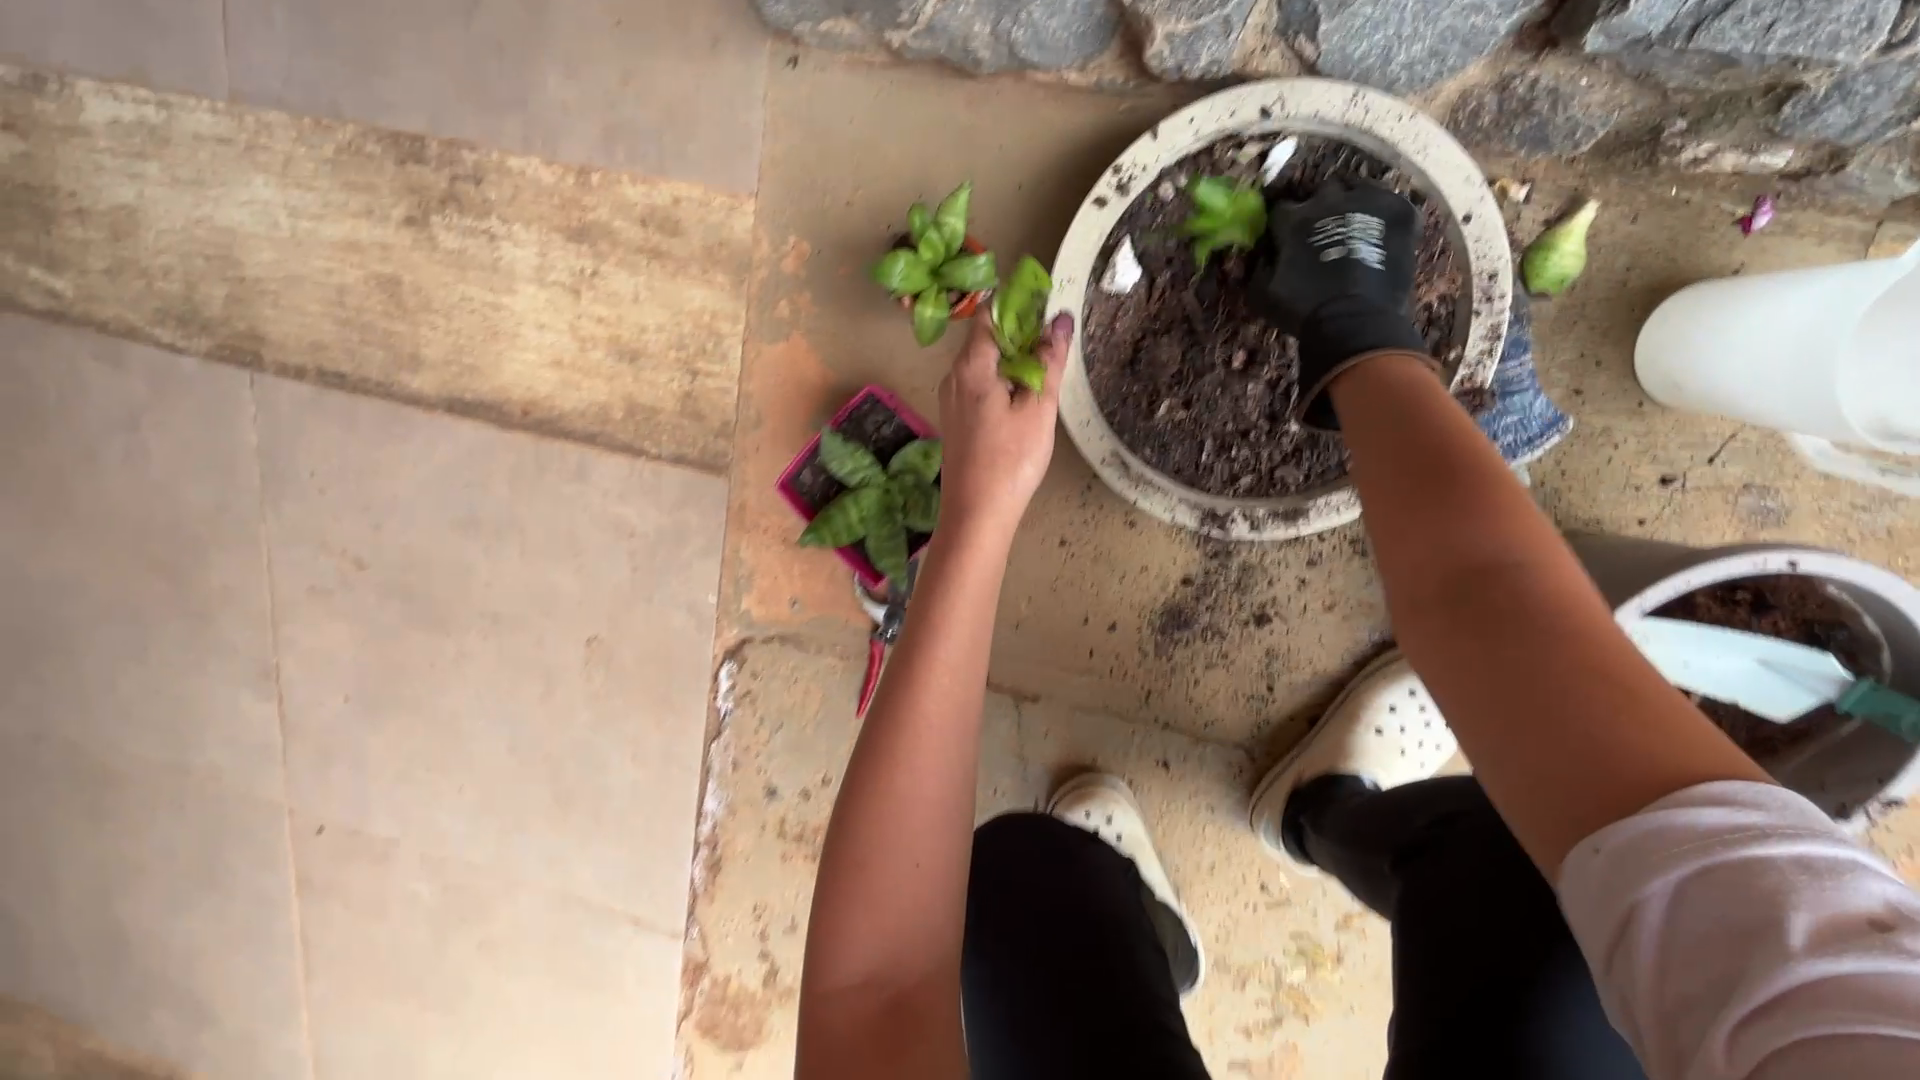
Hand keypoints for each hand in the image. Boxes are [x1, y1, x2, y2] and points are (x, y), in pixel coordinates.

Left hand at [935, 312, 1069, 544]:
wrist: (976, 515)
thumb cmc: (1010, 461)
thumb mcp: (1038, 408)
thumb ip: (1049, 361)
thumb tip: (1060, 319)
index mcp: (970, 367)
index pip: (989, 314)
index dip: (1017, 304)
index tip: (1046, 304)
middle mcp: (953, 377)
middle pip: (985, 339)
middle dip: (1018, 333)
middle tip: (1053, 341)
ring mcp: (950, 400)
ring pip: (982, 364)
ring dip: (1012, 360)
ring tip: (1044, 369)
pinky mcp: (955, 420)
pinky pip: (978, 386)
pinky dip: (1001, 381)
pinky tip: (1023, 398)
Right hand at [1251, 181, 1434, 429]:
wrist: (1355, 321)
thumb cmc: (1303, 311)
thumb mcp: (1261, 296)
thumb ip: (1258, 267)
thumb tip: (1263, 254)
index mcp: (1293, 220)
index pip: (1281, 207)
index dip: (1282, 223)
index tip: (1285, 237)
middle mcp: (1327, 201)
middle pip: (1320, 191)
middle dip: (1318, 206)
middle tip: (1322, 229)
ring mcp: (1367, 201)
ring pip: (1354, 186)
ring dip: (1350, 201)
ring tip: (1352, 222)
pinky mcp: (1398, 210)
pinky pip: (1388, 199)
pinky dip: (1381, 212)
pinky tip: (1379, 230)